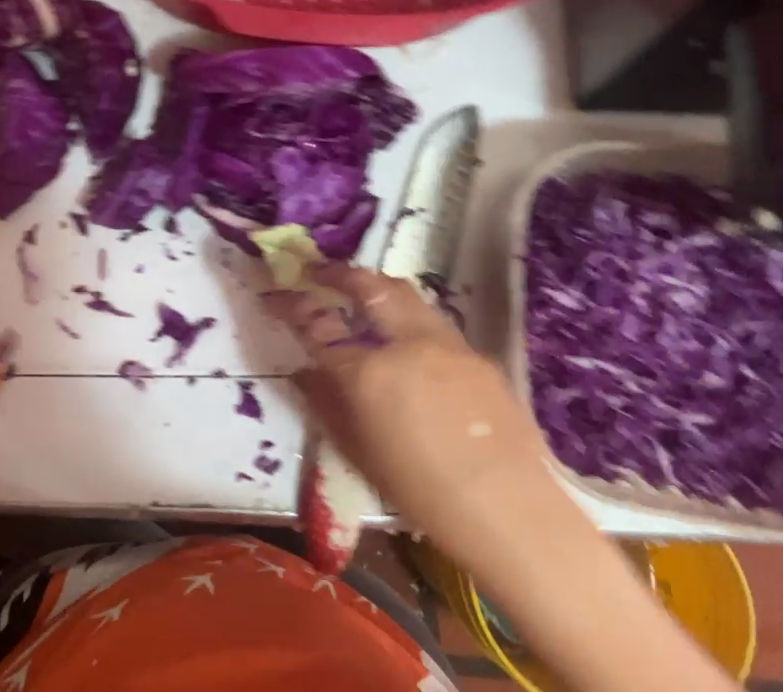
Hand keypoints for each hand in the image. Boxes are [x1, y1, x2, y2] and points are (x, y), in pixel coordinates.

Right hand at [267, 263, 552, 538]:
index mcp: (366, 371)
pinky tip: (405, 341)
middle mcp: (406, 344)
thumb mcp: (356, 450)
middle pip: (368, 286)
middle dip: (339, 273)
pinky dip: (409, 317)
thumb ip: (326, 403)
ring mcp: (448, 345)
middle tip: (318, 273)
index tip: (272, 295)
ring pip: (407, 295)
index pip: (315, 322)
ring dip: (377, 288)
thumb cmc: (420, 490)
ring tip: (360, 295)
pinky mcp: (478, 357)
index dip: (289, 304)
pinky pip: (434, 322)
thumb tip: (306, 372)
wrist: (510, 510)